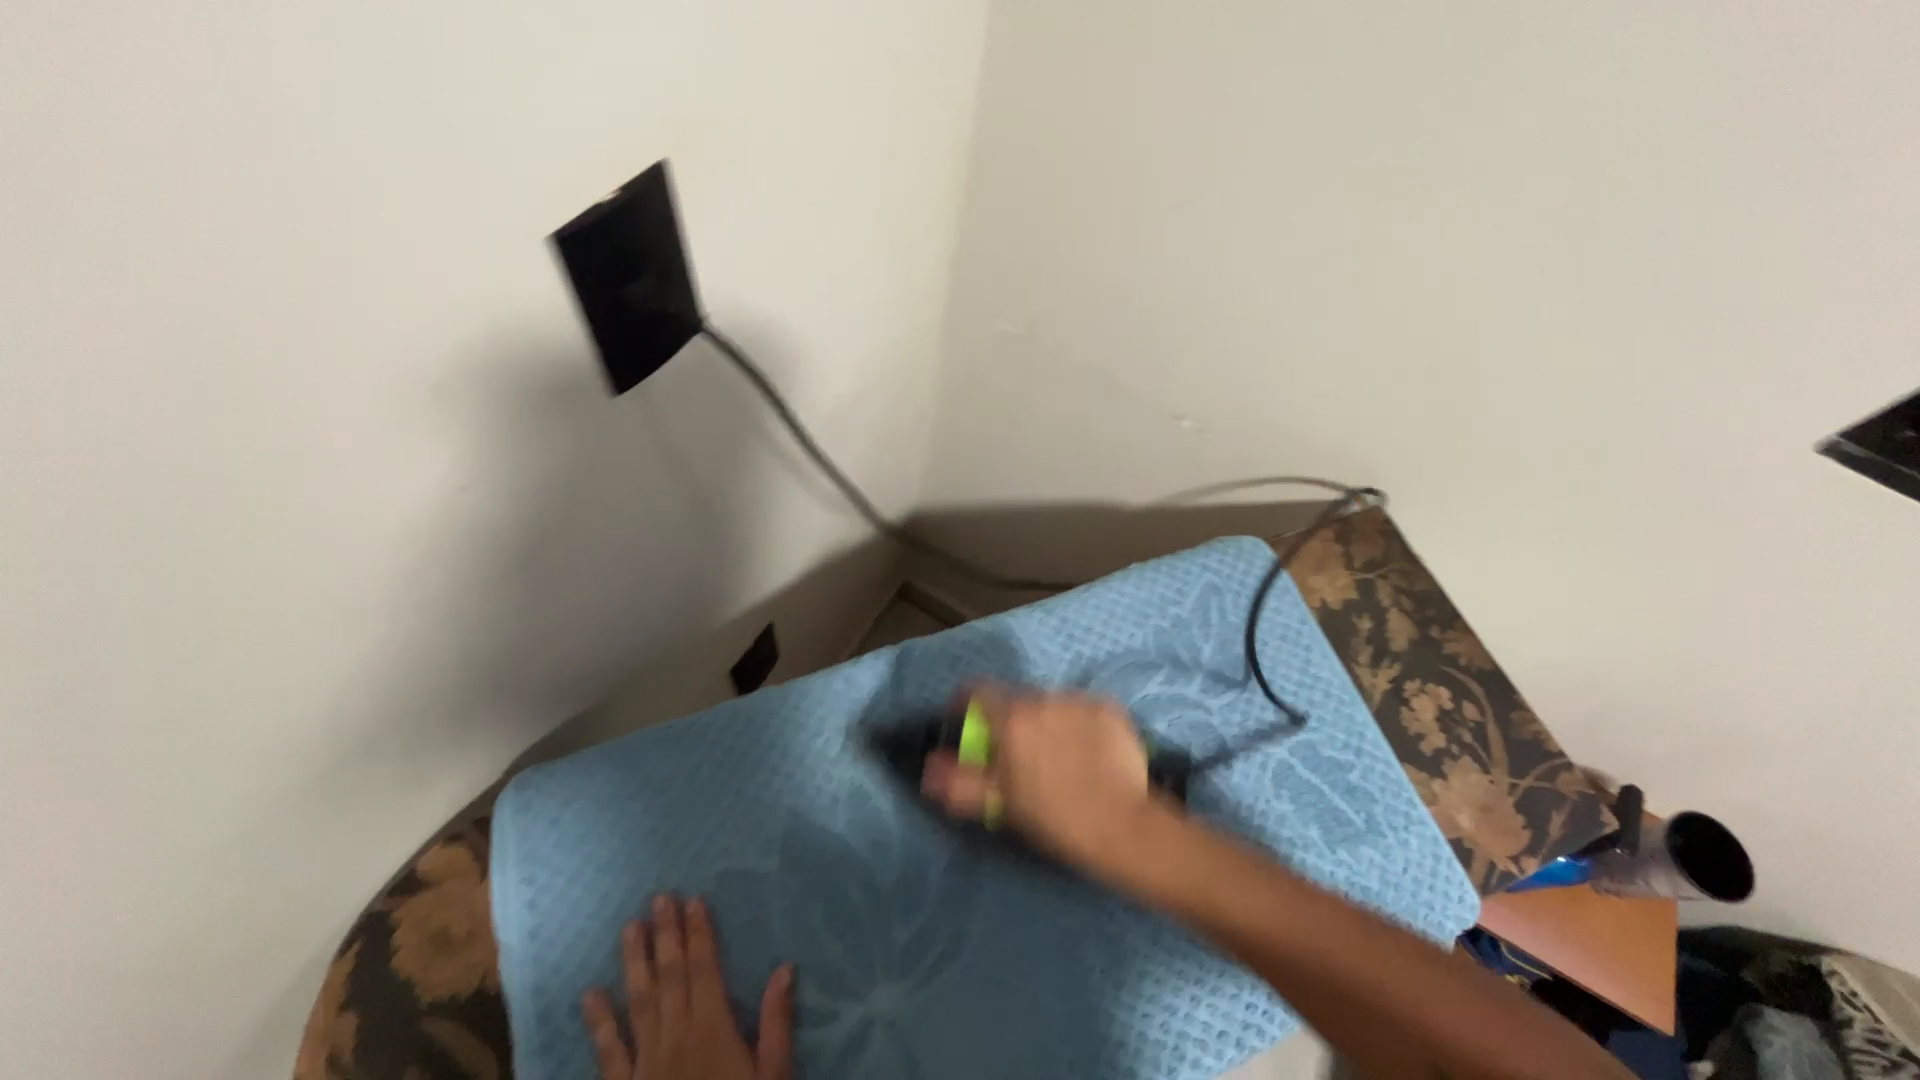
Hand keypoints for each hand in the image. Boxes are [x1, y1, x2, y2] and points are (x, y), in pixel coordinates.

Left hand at [580, 894, 794, 1079]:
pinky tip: (590, 994)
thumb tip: (784, 968)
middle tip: (659, 897)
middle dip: (666, 936)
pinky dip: (598, 1022)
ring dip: (634, 963)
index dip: (699, 933)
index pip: (705, 970)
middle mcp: (675, 1037)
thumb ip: (776, 1023)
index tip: (694, 900)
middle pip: (670, 977)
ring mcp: (645, 1064)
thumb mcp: (775, 1077)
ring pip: (639, 1003)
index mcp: (714, 1030)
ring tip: (630, 927)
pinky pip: (609, 1053)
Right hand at [920, 686, 1163, 876]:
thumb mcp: (1003, 804)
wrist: (1125, 826)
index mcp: (1011, 718)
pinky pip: (1083, 710)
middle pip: (1016, 700)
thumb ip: (960, 782)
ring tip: (1060, 759)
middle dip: (1012, 722)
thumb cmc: (1056, 818)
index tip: (972, 728)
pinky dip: (1080, 725)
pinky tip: (1089, 755)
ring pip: (1051, 705)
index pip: (977, 692)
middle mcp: (1044, 698)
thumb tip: (930, 768)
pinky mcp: (1111, 709)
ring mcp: (1081, 700)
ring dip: (1047, 722)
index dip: (968, 706)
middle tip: (1020, 758)